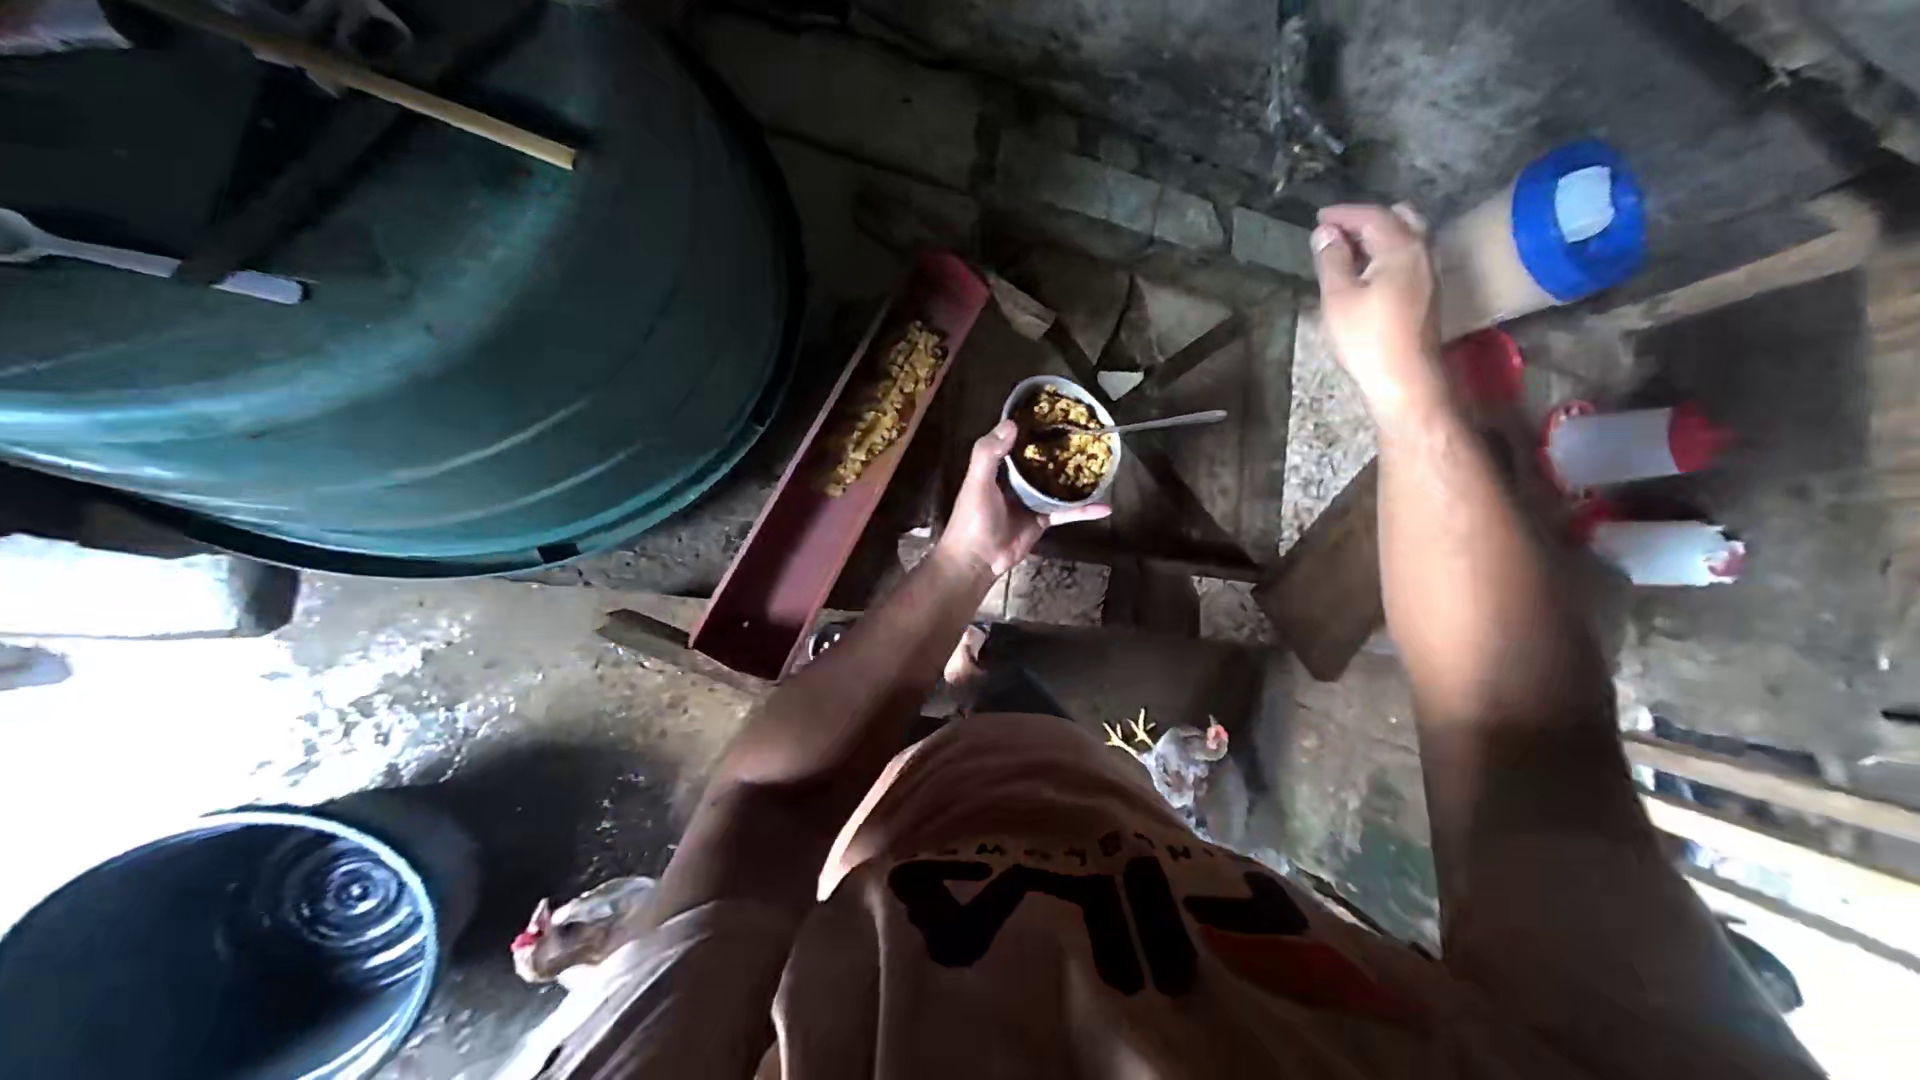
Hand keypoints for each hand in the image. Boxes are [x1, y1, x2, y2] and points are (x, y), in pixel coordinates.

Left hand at [935, 419, 1110, 577]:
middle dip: (1059, 448)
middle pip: (1041, 460)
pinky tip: (1105, 506)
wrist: (977, 559)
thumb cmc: (972, 518)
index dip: (1031, 427)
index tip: (1053, 412)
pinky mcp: (1042, 520)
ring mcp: (1031, 501)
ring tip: (1101, 463)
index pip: (1016, 441)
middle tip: (1085, 433)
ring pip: (1058, 484)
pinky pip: (1066, 512)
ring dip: (1076, 476)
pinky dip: (1084, 510)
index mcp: (998, 467)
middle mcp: (1016, 481)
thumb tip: (1012, 423)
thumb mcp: (977, 481)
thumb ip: (988, 453)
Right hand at [1312, 203, 1448, 424]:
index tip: (1319, 217)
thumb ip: (1332, 260)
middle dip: (1367, 219)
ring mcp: (1430, 273)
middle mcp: (1423, 252)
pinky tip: (1370, 271)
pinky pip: (1410, 256)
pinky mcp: (1428, 292)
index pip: (1373, 216)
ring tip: (1350, 250)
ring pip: (1408, 237)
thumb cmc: (1366, 337)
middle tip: (1338, 230)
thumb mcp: (1338, 297)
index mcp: (1401, 248)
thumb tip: (1325, 233)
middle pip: (1400, 218)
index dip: (1344, 213)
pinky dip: (1388, 252)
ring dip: (1380, 236)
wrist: (1404, 377)